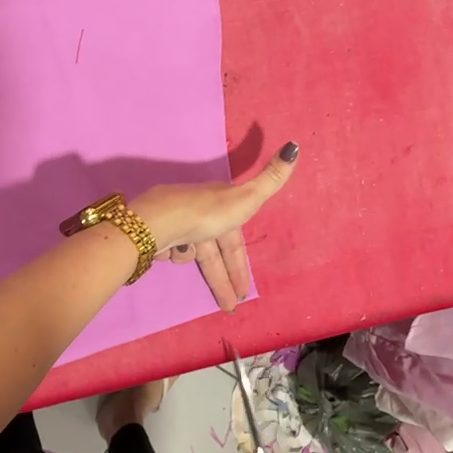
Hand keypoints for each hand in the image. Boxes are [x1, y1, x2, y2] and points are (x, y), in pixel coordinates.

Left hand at [129, 141, 298, 311]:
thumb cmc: (207, 212)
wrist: (160, 219)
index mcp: (221, 207)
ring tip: (200, 277)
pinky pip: (172, 250)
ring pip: (192, 252)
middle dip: (224, 280)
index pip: (235, 243)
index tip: (245, 291)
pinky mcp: (158, 234)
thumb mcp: (246, 197)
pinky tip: (173, 256)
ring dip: (199, 267)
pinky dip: (176, 256)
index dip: (241, 266)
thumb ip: (271, 178)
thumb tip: (294, 146)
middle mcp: (199, 213)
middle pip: (214, 253)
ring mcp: (177, 224)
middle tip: (231, 306)